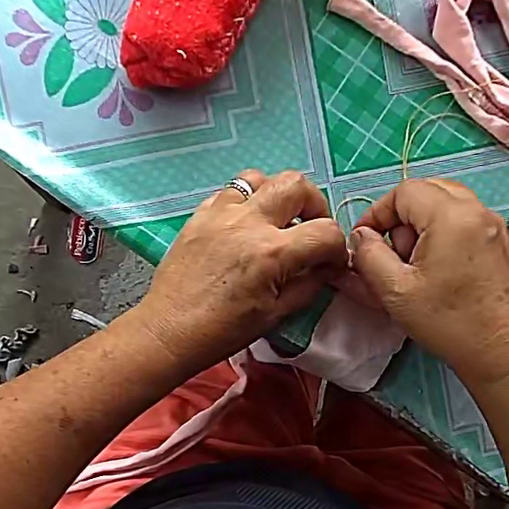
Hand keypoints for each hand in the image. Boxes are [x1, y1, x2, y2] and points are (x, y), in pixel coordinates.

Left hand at [126, 170, 348, 371]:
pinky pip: (230, 191)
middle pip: (297, 184)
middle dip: (313, 205)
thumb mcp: (277, 314)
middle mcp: (249, 223)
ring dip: (276, 196)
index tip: (331, 261)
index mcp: (272, 252)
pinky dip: (245, 202)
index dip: (337, 247)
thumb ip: (309, 285)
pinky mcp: (200, 215)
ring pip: (261, 178)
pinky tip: (243, 227)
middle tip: (308, 229)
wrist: (171, 330)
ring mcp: (221, 214)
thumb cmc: (223, 330)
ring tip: (275, 221)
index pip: (325, 231)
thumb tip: (326, 267)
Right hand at [349, 178, 508, 386]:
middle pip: (428, 192)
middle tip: (391, 254)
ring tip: (414, 268)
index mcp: (451, 215)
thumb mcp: (395, 290)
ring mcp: (494, 227)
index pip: (404, 191)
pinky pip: (464, 224)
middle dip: (401, 218)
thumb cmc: (451, 323)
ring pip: (447, 207)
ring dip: (422, 228)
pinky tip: (438, 274)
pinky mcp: (501, 245)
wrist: (504, 353)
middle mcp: (478, 212)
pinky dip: (443, 237)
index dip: (377, 213)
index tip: (365, 242)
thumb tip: (361, 237)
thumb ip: (368, 256)